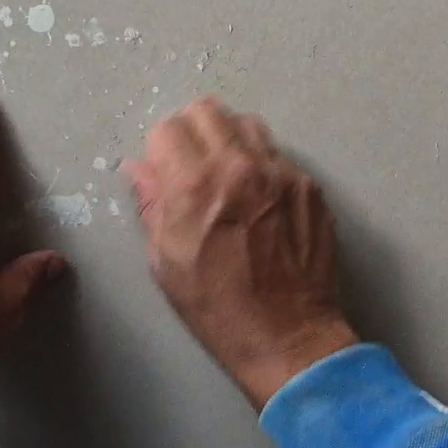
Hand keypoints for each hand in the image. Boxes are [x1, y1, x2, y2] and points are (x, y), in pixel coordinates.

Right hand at [123, 97, 358, 408]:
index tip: (163, 173)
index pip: (167, 128)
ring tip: (227, 177)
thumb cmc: (216, 307)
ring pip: (245, 123)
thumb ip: (150, 204)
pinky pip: (277, 155)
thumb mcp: (165, 261)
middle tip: (191, 165)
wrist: (288, 337)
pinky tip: (259, 201)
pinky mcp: (309, 186)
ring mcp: (281, 173)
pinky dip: (260, 165)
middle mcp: (239, 166)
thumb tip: (137, 168)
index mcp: (194, 185)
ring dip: (228, 140)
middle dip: (190, 132)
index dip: (159, 150)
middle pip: (206, 110)